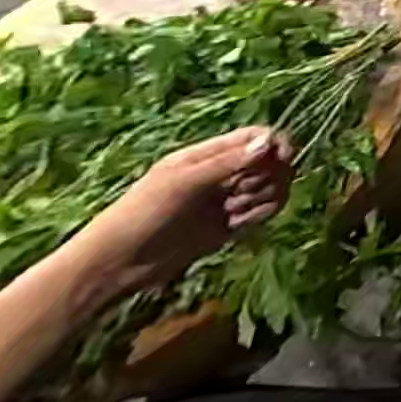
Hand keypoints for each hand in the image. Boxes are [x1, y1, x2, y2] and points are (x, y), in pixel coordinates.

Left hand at [67, 126, 293, 295]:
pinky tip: (236, 225)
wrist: (116, 265)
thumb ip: (227, 162)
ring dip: (263, 197)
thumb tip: (270, 141)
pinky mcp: (235, 221)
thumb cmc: (140, 215)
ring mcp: (231, 196)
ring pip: (274, 185)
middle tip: (241, 193)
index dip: (276, 142)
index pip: (257, 136)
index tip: (284, 157)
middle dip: (268, 176)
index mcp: (209, 155)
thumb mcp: (181, 183)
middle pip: (272, 160)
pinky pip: (267, 209)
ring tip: (233, 213)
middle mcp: (225, 172)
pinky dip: (261, 214)